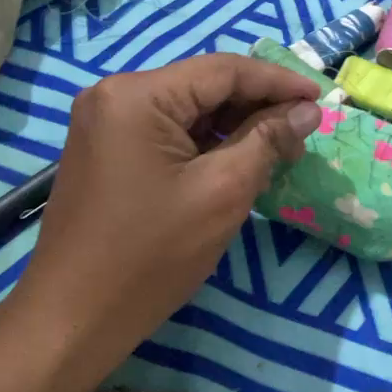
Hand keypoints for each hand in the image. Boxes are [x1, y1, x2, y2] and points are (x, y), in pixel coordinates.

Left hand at [18, 54, 322, 361]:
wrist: (70, 321)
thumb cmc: (150, 256)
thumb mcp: (222, 192)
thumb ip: (267, 140)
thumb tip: (307, 111)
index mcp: (137, 95)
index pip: (223, 70)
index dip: (278, 81)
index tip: (321, 99)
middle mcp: (115, 94)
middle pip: (204, 85)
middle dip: (258, 105)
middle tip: (304, 130)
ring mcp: (105, 122)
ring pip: (188, 108)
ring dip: (234, 125)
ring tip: (280, 148)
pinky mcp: (106, 149)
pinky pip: (167, 130)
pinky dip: (206, 142)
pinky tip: (239, 159)